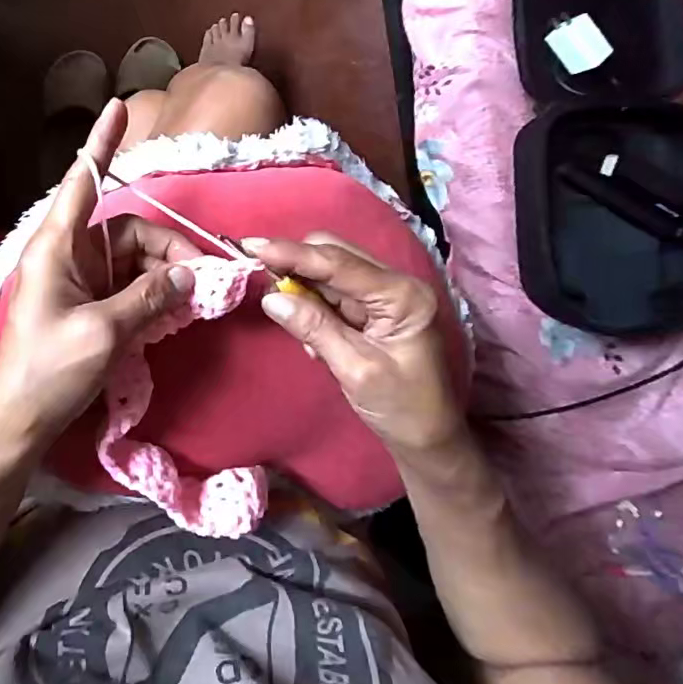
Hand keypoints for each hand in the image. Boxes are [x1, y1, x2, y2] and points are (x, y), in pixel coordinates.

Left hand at [0, 100, 201, 450]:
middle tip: (201, 277)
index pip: (82, 181)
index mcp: (56, 247)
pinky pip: (130, 286)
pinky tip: (176, 308)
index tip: (118, 106)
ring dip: (165, 273)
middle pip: (126, 229)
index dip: (101, 143)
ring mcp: (80, 282)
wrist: (19, 422)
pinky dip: (154, 292)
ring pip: (133, 259)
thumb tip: (189, 275)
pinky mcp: (90, 306)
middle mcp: (68, 255)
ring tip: (193, 298)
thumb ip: (148, 298)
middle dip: (166, 246)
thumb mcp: (102, 332)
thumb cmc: (47, 371)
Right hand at [245, 234, 463, 452]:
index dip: (293, 253)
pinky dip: (312, 302)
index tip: (253, 246)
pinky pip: (332, 291)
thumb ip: (314, 328)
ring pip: (330, 269)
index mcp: (401, 296)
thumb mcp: (354, 370)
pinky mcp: (372, 307)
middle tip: (257, 274)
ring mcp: (385, 294)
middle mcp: (395, 283)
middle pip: (334, 254)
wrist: (429, 437)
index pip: (338, 264)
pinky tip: (308, 331)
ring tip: (282, 308)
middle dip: (294, 261)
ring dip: (300, 282)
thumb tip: (271, 298)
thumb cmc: (401, 408)